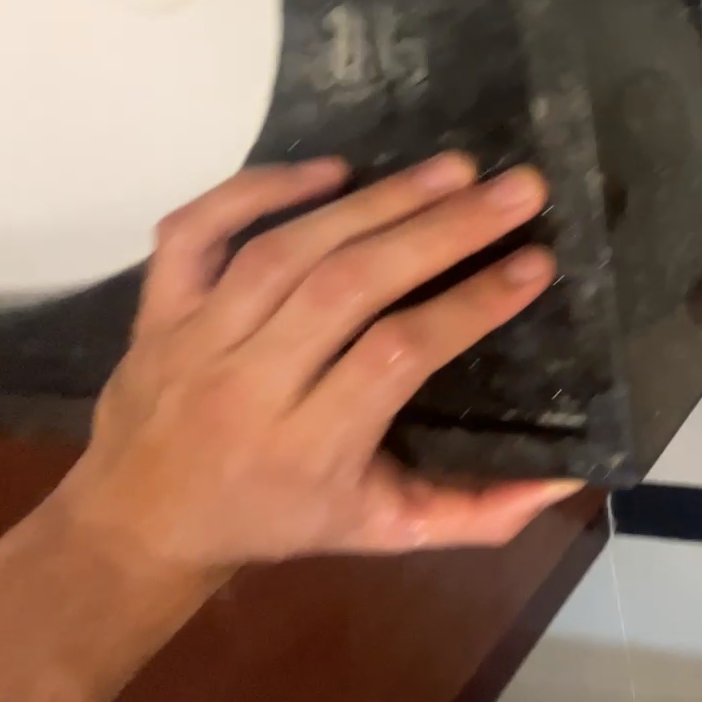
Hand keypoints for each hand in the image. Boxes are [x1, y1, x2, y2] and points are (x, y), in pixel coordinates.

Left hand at [51, 154, 585, 575]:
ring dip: (381, 200)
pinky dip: (259, 189)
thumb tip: (566, 479)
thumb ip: (480, 514)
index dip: (471, 303)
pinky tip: (336, 167)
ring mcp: (192, 339)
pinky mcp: (157, 309)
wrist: (135, 528)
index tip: (537, 263)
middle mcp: (246, 384)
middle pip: (346, 286)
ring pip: (286, 251)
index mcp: (308, 444)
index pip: (397, 354)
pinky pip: (195, 233)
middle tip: (518, 190)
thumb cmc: (286, 520)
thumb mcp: (389, 533)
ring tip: (459, 168)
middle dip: (442, 229)